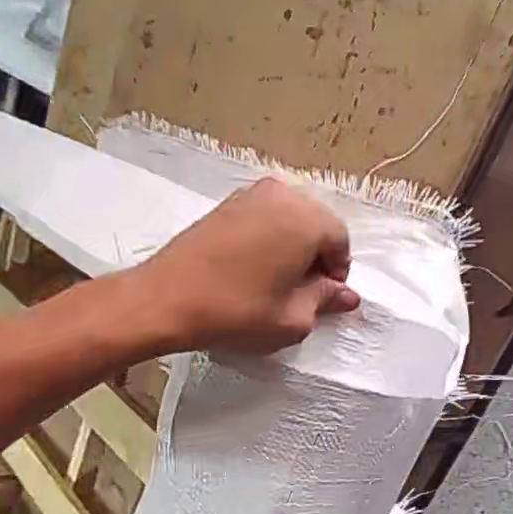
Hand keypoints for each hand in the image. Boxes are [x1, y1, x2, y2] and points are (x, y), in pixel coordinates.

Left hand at [131, 178, 361, 353]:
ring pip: (290, 219)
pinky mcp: (226, 204)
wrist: (166, 299)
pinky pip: (264, 217)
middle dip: (317, 255)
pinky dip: (269, 238)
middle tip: (303, 291)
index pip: (340, 241)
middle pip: (317, 224)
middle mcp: (282, 196)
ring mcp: (251, 195)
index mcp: (307, 220)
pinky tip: (255, 268)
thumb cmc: (238, 311)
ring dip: (293, 246)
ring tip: (277, 280)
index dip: (338, 272)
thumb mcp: (293, 318)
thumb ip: (325, 300)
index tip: (324, 298)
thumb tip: (346, 295)